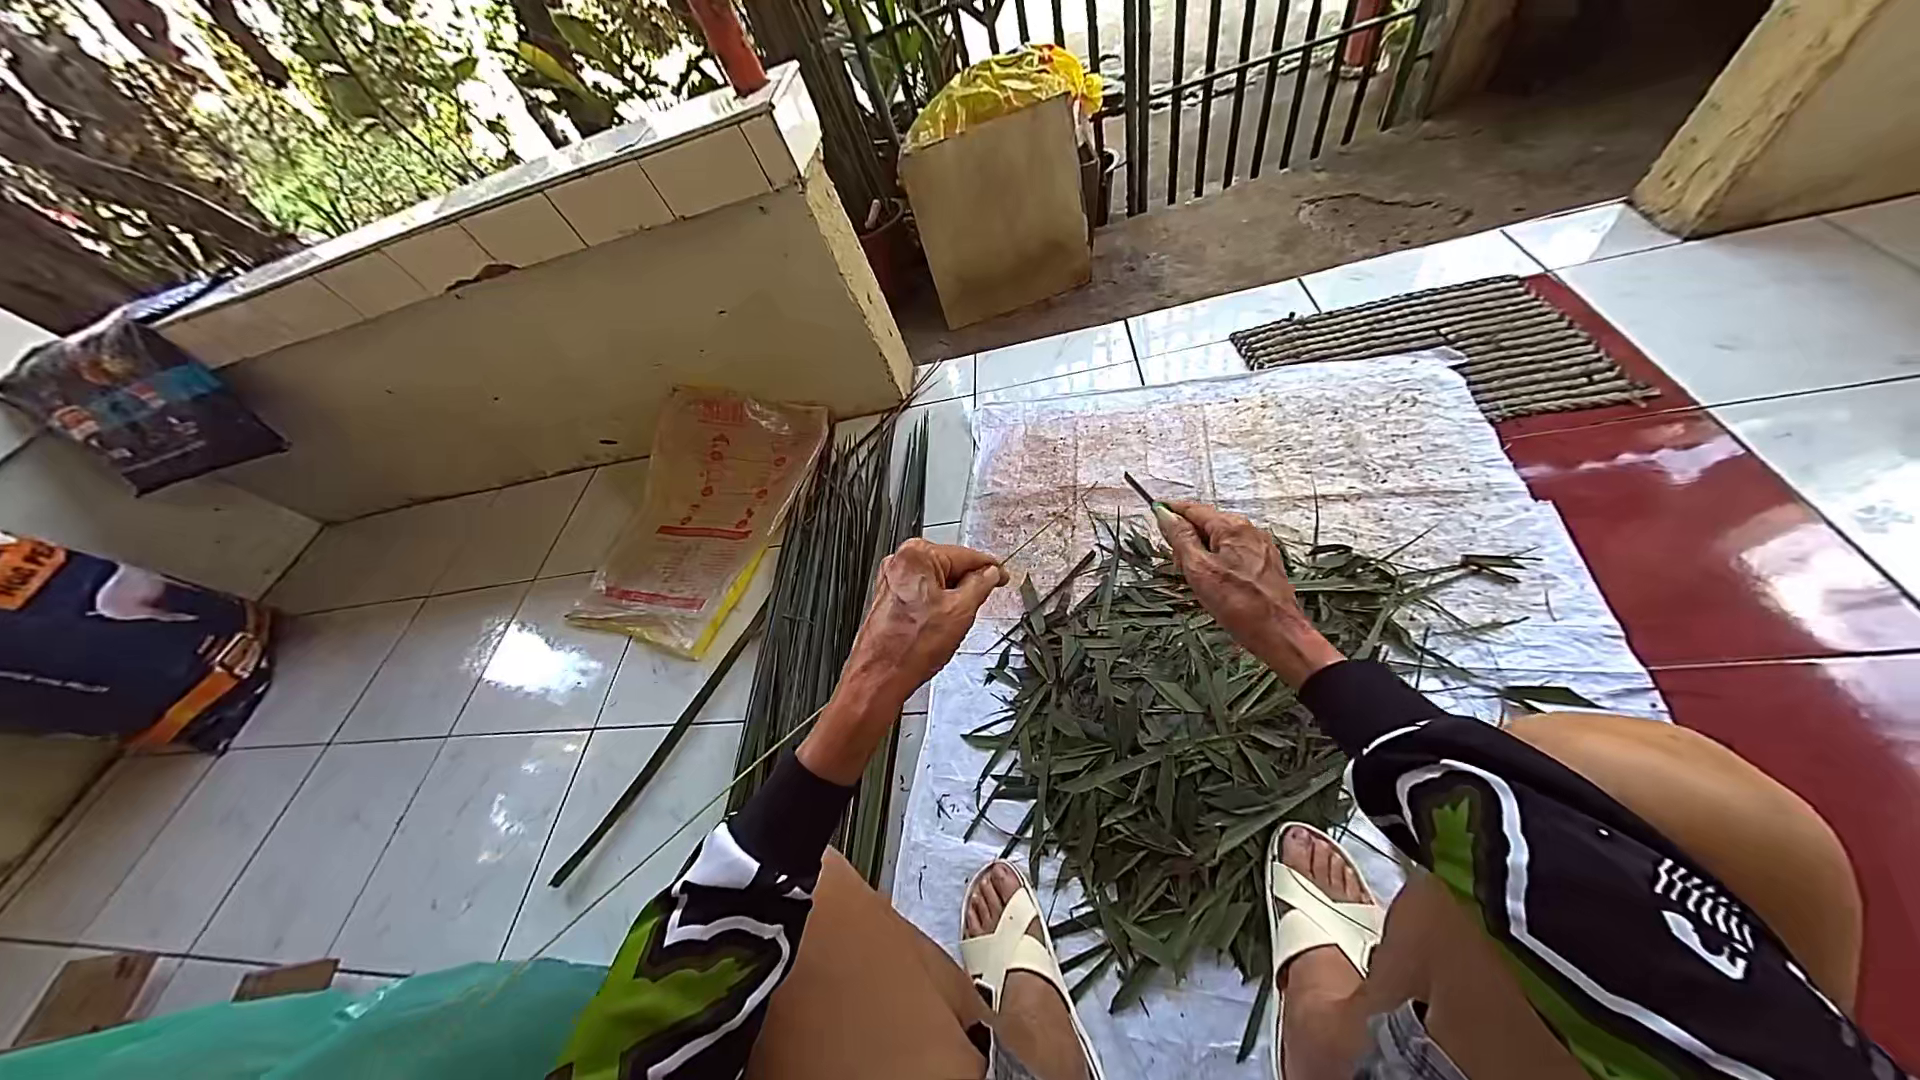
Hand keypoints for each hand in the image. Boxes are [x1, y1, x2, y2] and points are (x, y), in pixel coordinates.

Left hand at [802, 539, 1007, 783]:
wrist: (880, 676)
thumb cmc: (909, 647)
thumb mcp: (962, 611)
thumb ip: (981, 584)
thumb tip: (990, 574)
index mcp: (917, 555)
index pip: (966, 555)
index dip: (990, 567)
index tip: (1001, 575)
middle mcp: (900, 562)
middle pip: (950, 565)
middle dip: (968, 584)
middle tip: (981, 603)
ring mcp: (892, 579)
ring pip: (937, 581)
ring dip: (952, 597)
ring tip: (952, 623)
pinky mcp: (889, 597)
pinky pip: (923, 593)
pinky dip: (936, 605)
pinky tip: (937, 626)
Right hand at [1153, 500, 1343, 687]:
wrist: (1278, 633)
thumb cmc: (1241, 605)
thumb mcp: (1199, 569)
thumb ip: (1181, 539)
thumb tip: (1167, 517)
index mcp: (1233, 528)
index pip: (1194, 509)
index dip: (1172, 510)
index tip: (1157, 510)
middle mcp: (1250, 532)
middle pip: (1208, 523)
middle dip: (1186, 534)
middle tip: (1171, 553)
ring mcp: (1260, 548)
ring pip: (1220, 539)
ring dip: (1200, 549)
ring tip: (1190, 572)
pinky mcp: (1264, 565)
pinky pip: (1233, 552)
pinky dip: (1216, 559)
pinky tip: (1211, 579)